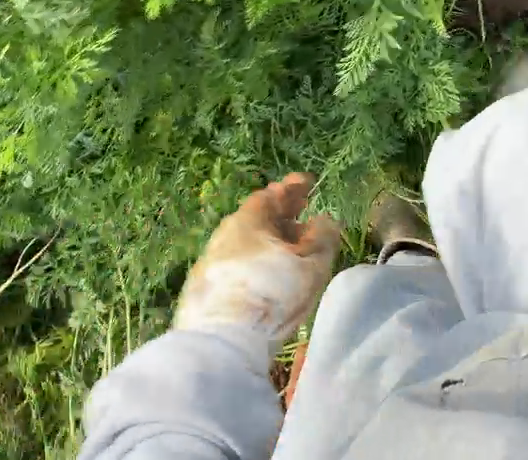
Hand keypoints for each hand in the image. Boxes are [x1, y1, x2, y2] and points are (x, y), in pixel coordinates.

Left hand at [174, 173, 340, 354]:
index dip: (293, 188)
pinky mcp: (203, 287)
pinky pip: (237, 261)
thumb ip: (323, 237)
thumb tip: (324, 219)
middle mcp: (226, 233)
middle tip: (303, 211)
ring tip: (290, 248)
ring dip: (270, 238)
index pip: (273, 194)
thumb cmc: (272, 295)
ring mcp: (212, 260)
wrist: (221, 343)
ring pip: (247, 240)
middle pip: (259, 216)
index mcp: (249, 219)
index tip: (309, 184)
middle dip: (283, 213)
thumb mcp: (311, 265)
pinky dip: (256, 259)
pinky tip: (266, 274)